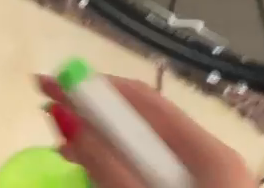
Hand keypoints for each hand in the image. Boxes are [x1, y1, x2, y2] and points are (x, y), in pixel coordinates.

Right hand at [38, 74, 255, 187]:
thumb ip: (103, 162)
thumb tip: (64, 115)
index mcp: (212, 156)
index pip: (142, 100)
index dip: (93, 87)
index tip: (49, 87)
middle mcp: (214, 164)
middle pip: (143, 123)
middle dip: (93, 117)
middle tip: (50, 116)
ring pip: (146, 151)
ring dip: (103, 145)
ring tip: (66, 150)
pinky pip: (154, 176)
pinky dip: (121, 170)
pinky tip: (98, 176)